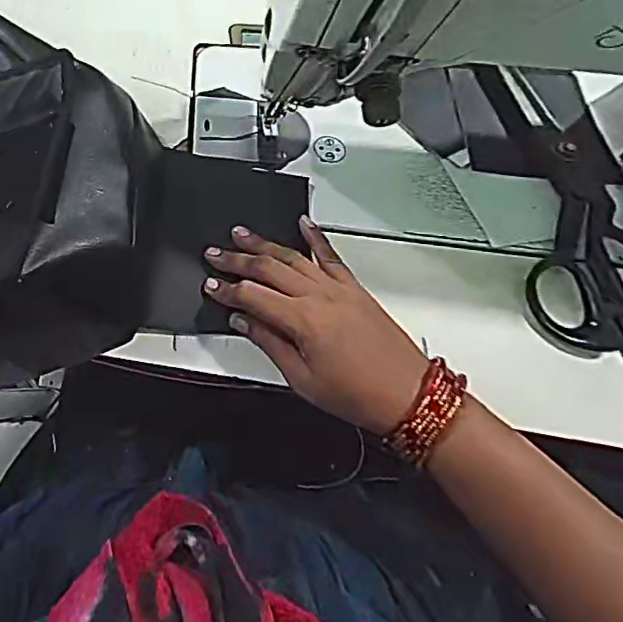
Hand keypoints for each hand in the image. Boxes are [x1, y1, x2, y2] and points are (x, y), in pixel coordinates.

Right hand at [203, 218, 429, 432]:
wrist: (411, 397)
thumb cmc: (362, 395)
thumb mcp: (302, 379)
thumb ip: (269, 343)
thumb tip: (244, 322)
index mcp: (302, 321)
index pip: (251, 295)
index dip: (226, 290)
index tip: (211, 287)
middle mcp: (320, 298)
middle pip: (266, 268)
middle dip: (235, 260)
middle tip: (215, 255)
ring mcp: (338, 289)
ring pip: (292, 256)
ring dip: (263, 243)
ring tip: (241, 234)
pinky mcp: (355, 289)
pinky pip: (330, 256)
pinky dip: (315, 237)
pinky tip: (303, 224)